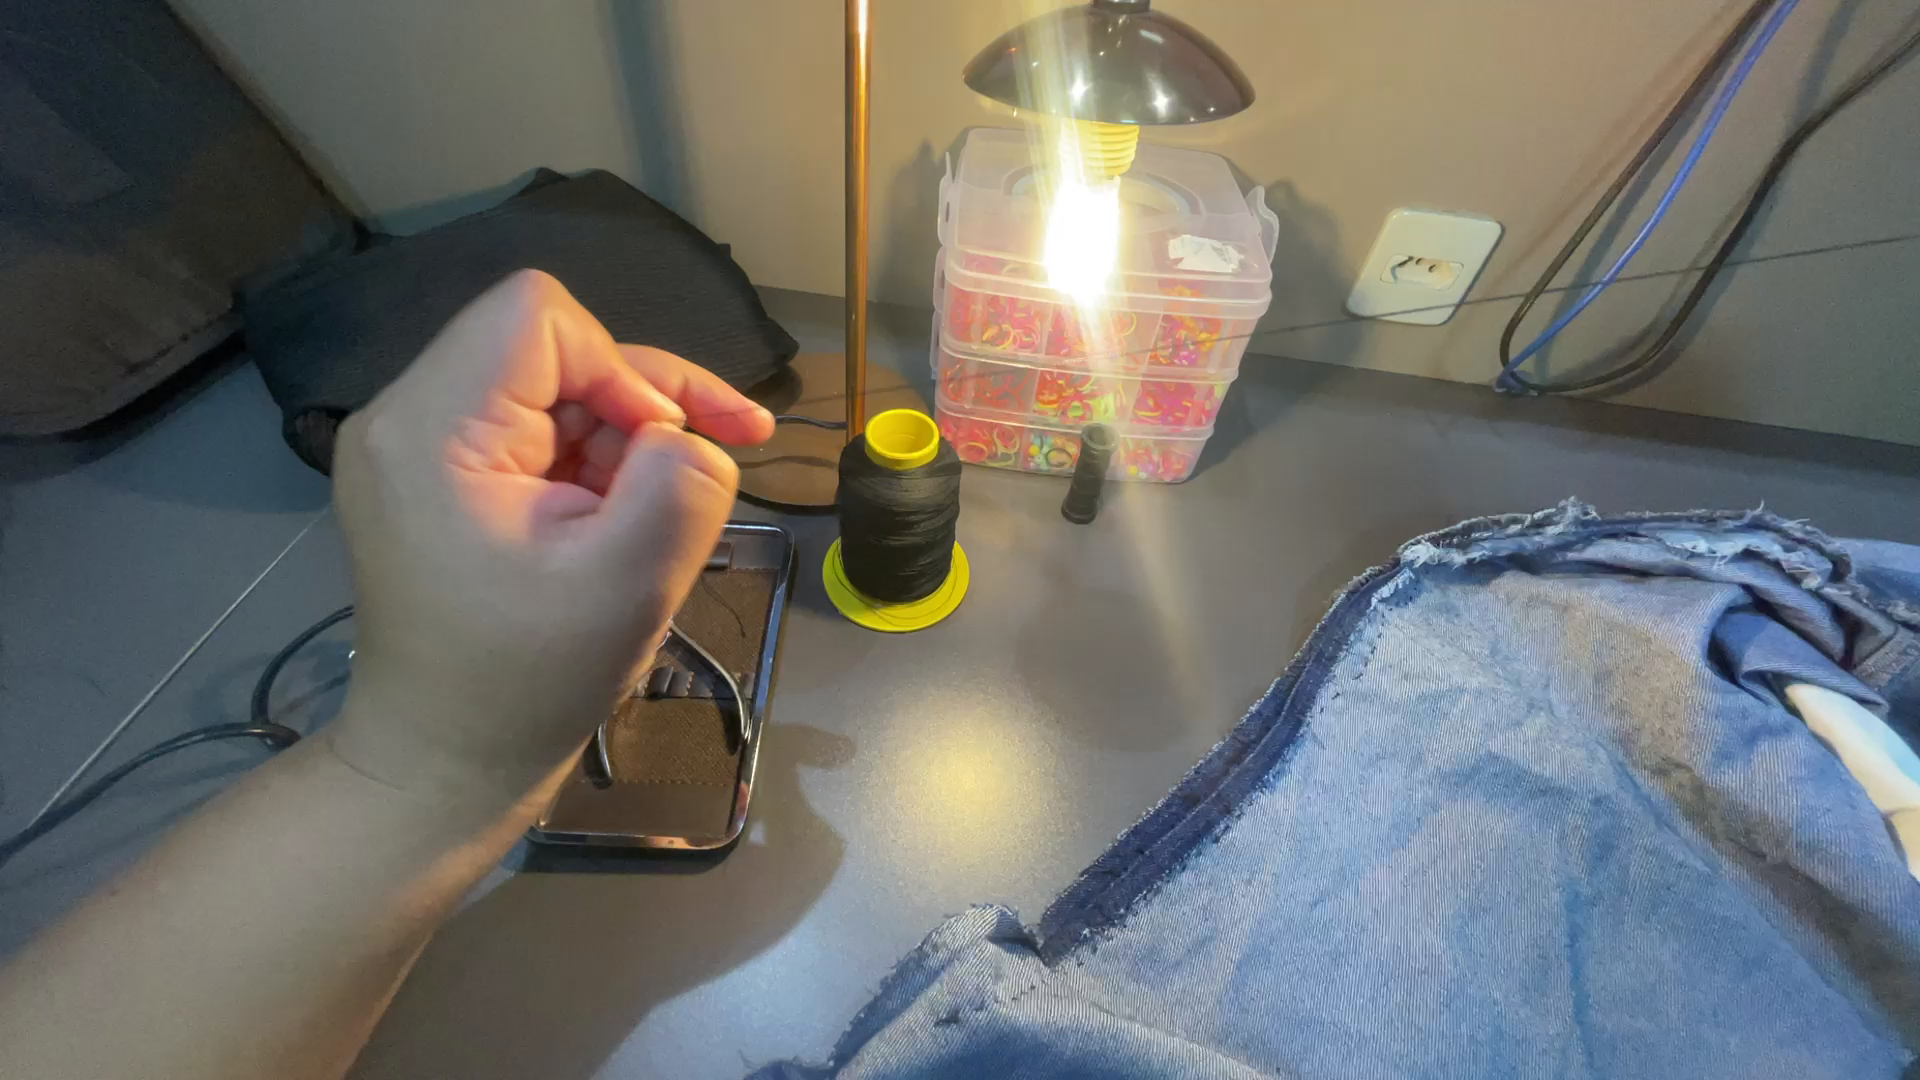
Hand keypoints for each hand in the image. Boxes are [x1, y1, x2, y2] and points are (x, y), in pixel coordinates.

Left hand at [327, 270, 774, 801]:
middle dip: (654, 403)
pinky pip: (560, 441)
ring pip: (572, 396)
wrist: (454, 758)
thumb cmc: (533, 679)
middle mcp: (421, 420)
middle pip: (563, 352)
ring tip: (678, 514)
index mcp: (437, 430)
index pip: (541, 318)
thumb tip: (689, 440)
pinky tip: (641, 523)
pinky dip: (617, 471)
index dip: (625, 371)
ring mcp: (439, 453)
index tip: (658, 453)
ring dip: (642, 445)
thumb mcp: (631, 582)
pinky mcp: (464, 484)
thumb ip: (683, 486)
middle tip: (739, 447)